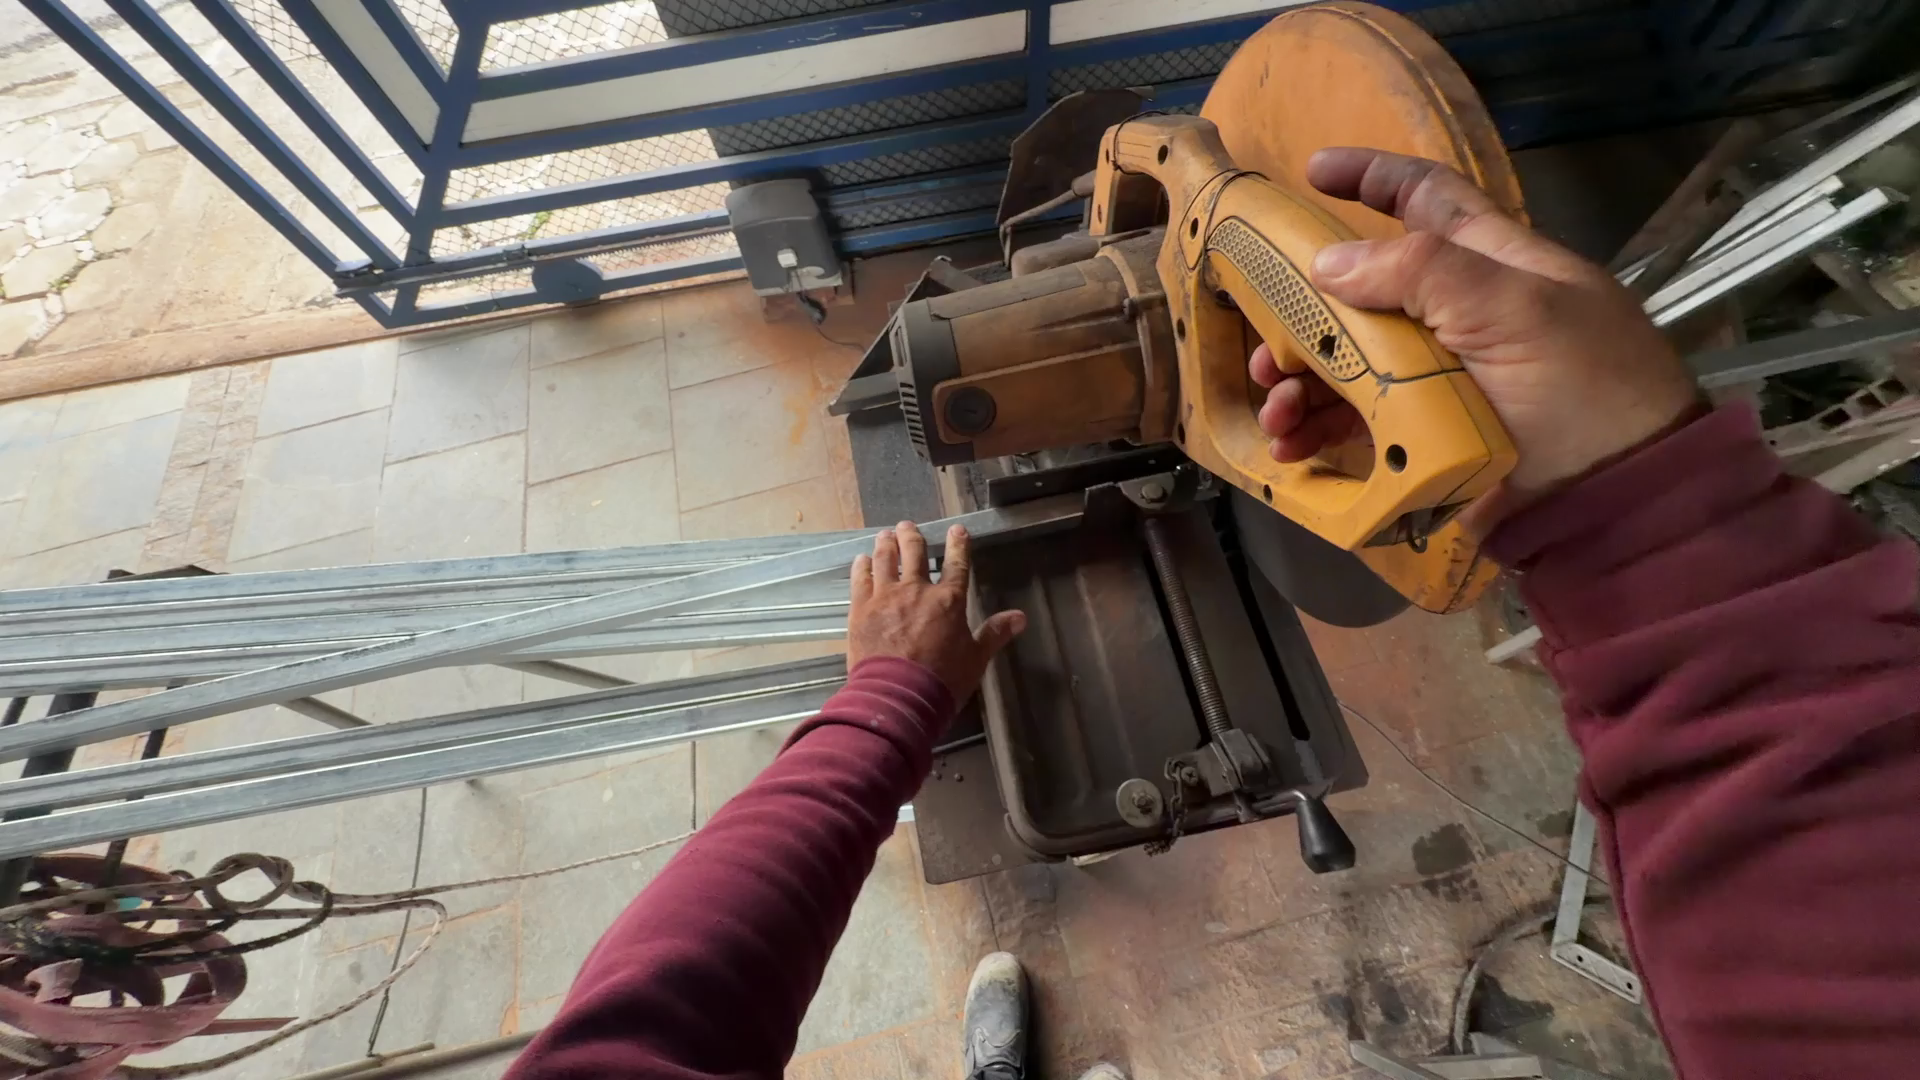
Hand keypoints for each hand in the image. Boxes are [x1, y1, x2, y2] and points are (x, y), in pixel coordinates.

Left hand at [847, 521, 1027, 701]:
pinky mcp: (860, 609)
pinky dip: (861, 566)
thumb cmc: (942, 680)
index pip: (956, 563)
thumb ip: (995, 633)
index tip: (957, 529)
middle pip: (913, 552)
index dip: (958, 544)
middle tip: (907, 526)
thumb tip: (1020, 617)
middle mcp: (916, 590)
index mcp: (948, 600)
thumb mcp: (976, 658)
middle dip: (912, 536)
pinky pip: (860, 579)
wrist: (897, 696)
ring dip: (886, 544)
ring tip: (886, 535)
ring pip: (885, 559)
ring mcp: (885, 597)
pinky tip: (861, 559)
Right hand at [1252, 147, 1700, 524]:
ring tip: (1276, 412)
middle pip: (1352, 298)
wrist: (1609, 495)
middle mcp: (1443, 315)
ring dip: (1293, 384)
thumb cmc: (1582, 387)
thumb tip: (1326, 262)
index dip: (1371, 177)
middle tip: (1264, 347)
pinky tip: (1290, 447)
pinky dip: (1308, 432)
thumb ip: (1424, 273)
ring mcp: (1423, 377)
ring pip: (1336, 365)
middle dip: (1299, 316)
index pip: (1424, 198)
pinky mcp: (1409, 430)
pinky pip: (1342, 422)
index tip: (1311, 171)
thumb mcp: (1516, 311)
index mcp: (1481, 264)